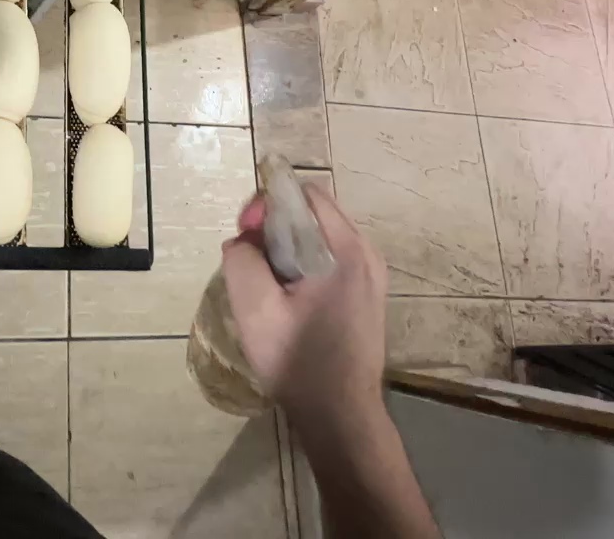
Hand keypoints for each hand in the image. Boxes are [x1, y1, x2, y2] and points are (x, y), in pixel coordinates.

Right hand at [219, 182, 390, 418]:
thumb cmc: (298, 362)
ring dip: (287, 243)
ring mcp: (371, 274)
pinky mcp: (367, 293)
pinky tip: (287, 293)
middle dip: (274, 223)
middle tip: (250, 256)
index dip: (267, 205)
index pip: (304, 195)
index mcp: (345, 251)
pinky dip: (303, 261)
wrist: (341, 417)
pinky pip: (329, 256)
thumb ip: (242, 259)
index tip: (245, 235)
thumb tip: (242, 242)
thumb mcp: (254, 309)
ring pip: (319, 234)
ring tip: (265, 278)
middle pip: (313, 211)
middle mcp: (366, 254)